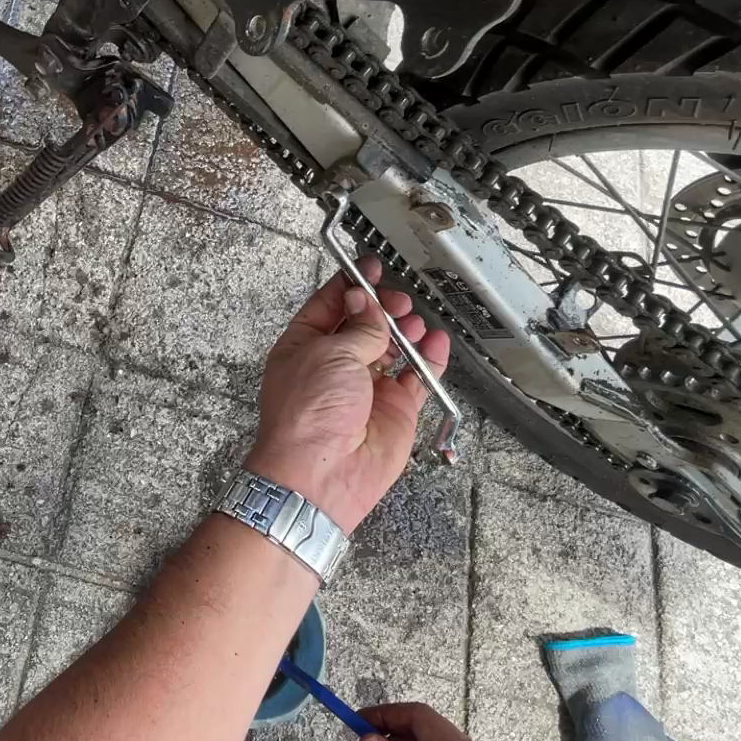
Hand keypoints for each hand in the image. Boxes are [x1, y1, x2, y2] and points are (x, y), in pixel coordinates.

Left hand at [245, 258, 451, 530]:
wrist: (322, 473)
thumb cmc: (306, 415)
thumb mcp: (328, 354)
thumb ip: (357, 328)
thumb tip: (367, 304)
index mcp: (303, 347)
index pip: (328, 306)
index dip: (350, 286)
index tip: (369, 266)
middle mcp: (332, 366)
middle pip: (363, 325)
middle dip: (382, 308)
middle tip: (396, 299)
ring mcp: (364, 388)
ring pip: (392, 348)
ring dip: (405, 330)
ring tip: (412, 320)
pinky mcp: (394, 410)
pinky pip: (417, 378)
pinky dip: (430, 359)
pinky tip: (436, 342)